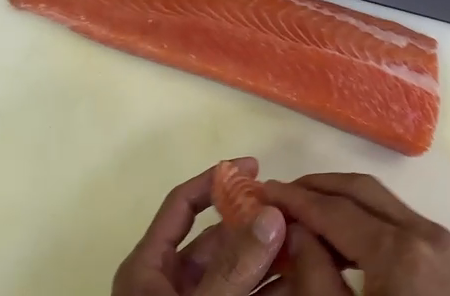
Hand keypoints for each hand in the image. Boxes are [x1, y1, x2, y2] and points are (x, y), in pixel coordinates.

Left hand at [113, 159, 286, 295]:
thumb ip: (231, 266)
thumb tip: (272, 215)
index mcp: (147, 267)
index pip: (181, 204)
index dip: (215, 181)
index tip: (254, 166)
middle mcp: (169, 282)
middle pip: (215, 238)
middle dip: (253, 222)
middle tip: (289, 208)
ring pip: (234, 270)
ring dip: (266, 254)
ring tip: (302, 236)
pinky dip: (269, 287)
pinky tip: (298, 277)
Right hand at [262, 174, 449, 295]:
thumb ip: (315, 276)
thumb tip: (294, 230)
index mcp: (400, 252)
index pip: (336, 210)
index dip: (296, 199)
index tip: (264, 190)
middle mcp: (426, 233)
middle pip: (362, 191)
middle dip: (319, 188)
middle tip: (282, 194)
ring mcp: (443, 242)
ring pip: (382, 202)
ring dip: (342, 202)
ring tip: (304, 215)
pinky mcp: (449, 256)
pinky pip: (400, 223)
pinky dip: (366, 221)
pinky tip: (340, 240)